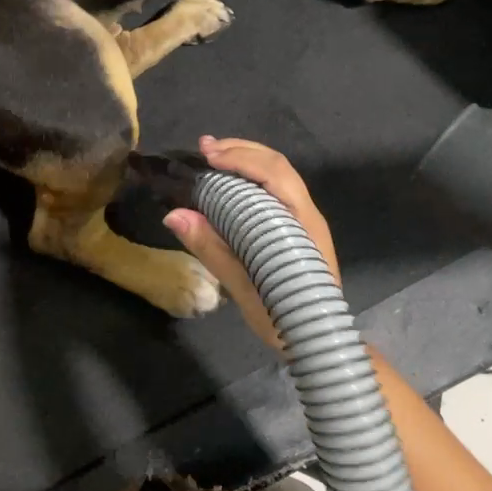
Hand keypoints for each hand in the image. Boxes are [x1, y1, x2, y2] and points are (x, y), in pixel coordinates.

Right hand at [162, 137, 339, 350]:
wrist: (318, 342)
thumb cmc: (284, 318)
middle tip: (204, 148)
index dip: (241, 158)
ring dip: (246, 160)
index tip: (207, 155)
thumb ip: (212, 249)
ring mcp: (304, 220)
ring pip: (278, 175)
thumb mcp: (244, 288)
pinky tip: (229, 185)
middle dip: (241, 151)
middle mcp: (307, 213)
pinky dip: (251, 178)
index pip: (274, 174)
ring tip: (212, 157)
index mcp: (301, 223)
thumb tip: (174, 215)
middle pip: (277, 166)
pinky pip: (275, 191)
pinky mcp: (298, 229)